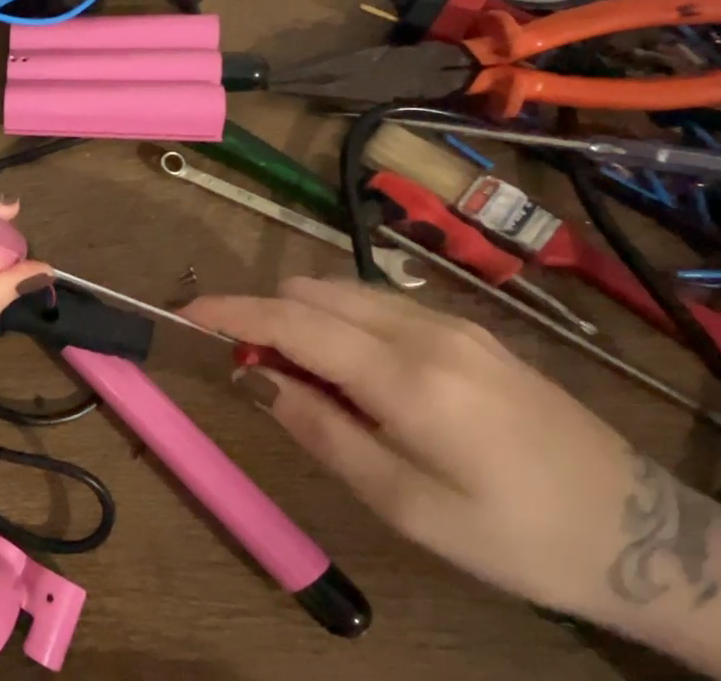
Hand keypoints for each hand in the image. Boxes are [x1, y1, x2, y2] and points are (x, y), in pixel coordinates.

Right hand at [183, 277, 637, 621]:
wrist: (651, 542)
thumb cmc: (515, 535)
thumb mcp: (403, 502)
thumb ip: (318, 428)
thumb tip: (251, 378)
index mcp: (407, 376)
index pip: (291, 320)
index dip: (229, 312)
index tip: (182, 314)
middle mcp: (428, 332)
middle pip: (311, 291)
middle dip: (262, 315)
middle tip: (247, 370)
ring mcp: (456, 327)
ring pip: (343, 292)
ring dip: (299, 317)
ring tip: (296, 376)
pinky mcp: (475, 335)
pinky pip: (379, 306)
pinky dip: (338, 322)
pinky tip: (349, 371)